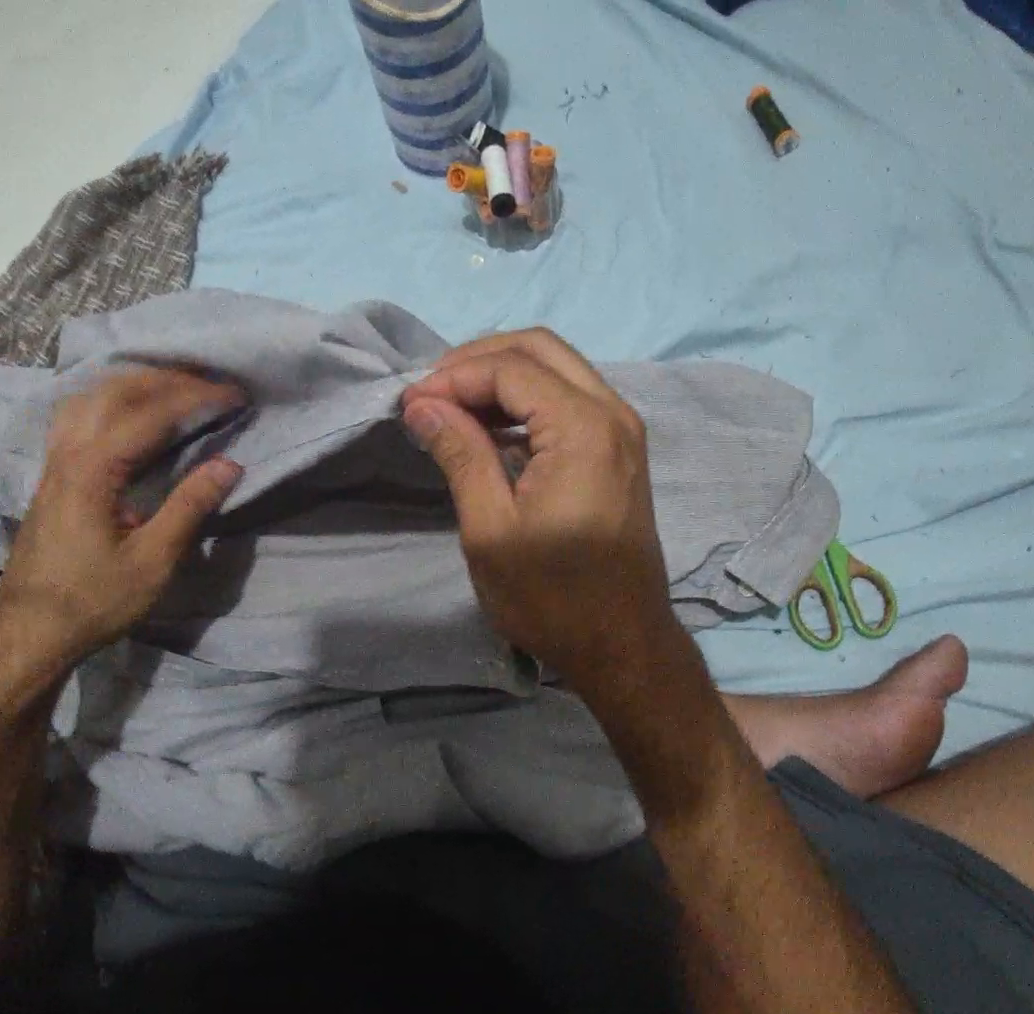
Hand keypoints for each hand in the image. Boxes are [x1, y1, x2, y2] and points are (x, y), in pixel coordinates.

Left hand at [0, 368, 245, 672]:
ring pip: (89, 396)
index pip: (150, 413)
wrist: (31, 632)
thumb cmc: (95, 600)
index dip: (195, 397)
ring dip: (135, 382)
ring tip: (176, 387)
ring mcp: (53, 461)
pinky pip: (79, 414)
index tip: (235, 394)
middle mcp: (67, 453)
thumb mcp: (154, 560)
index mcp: (92, 470)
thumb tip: (230, 464)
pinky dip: (111, 399)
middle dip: (166, 377)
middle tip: (211, 382)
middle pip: (114, 390)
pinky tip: (131, 412)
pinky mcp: (51, 475)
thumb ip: (190, 506)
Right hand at [400, 329, 678, 683]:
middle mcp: (614, 412)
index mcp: (584, 428)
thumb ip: (460, 454)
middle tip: (431, 395)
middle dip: (478, 360)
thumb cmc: (553, 598)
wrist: (624, 645)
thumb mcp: (491, 530)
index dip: (453, 377)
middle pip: (540, 348)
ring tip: (452, 409)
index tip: (410, 406)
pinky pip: (572, 398)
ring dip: (503, 377)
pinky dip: (528, 400)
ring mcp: (624, 430)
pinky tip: (491, 428)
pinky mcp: (621, 451)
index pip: (510, 368)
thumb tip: (422, 404)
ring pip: (558, 368)